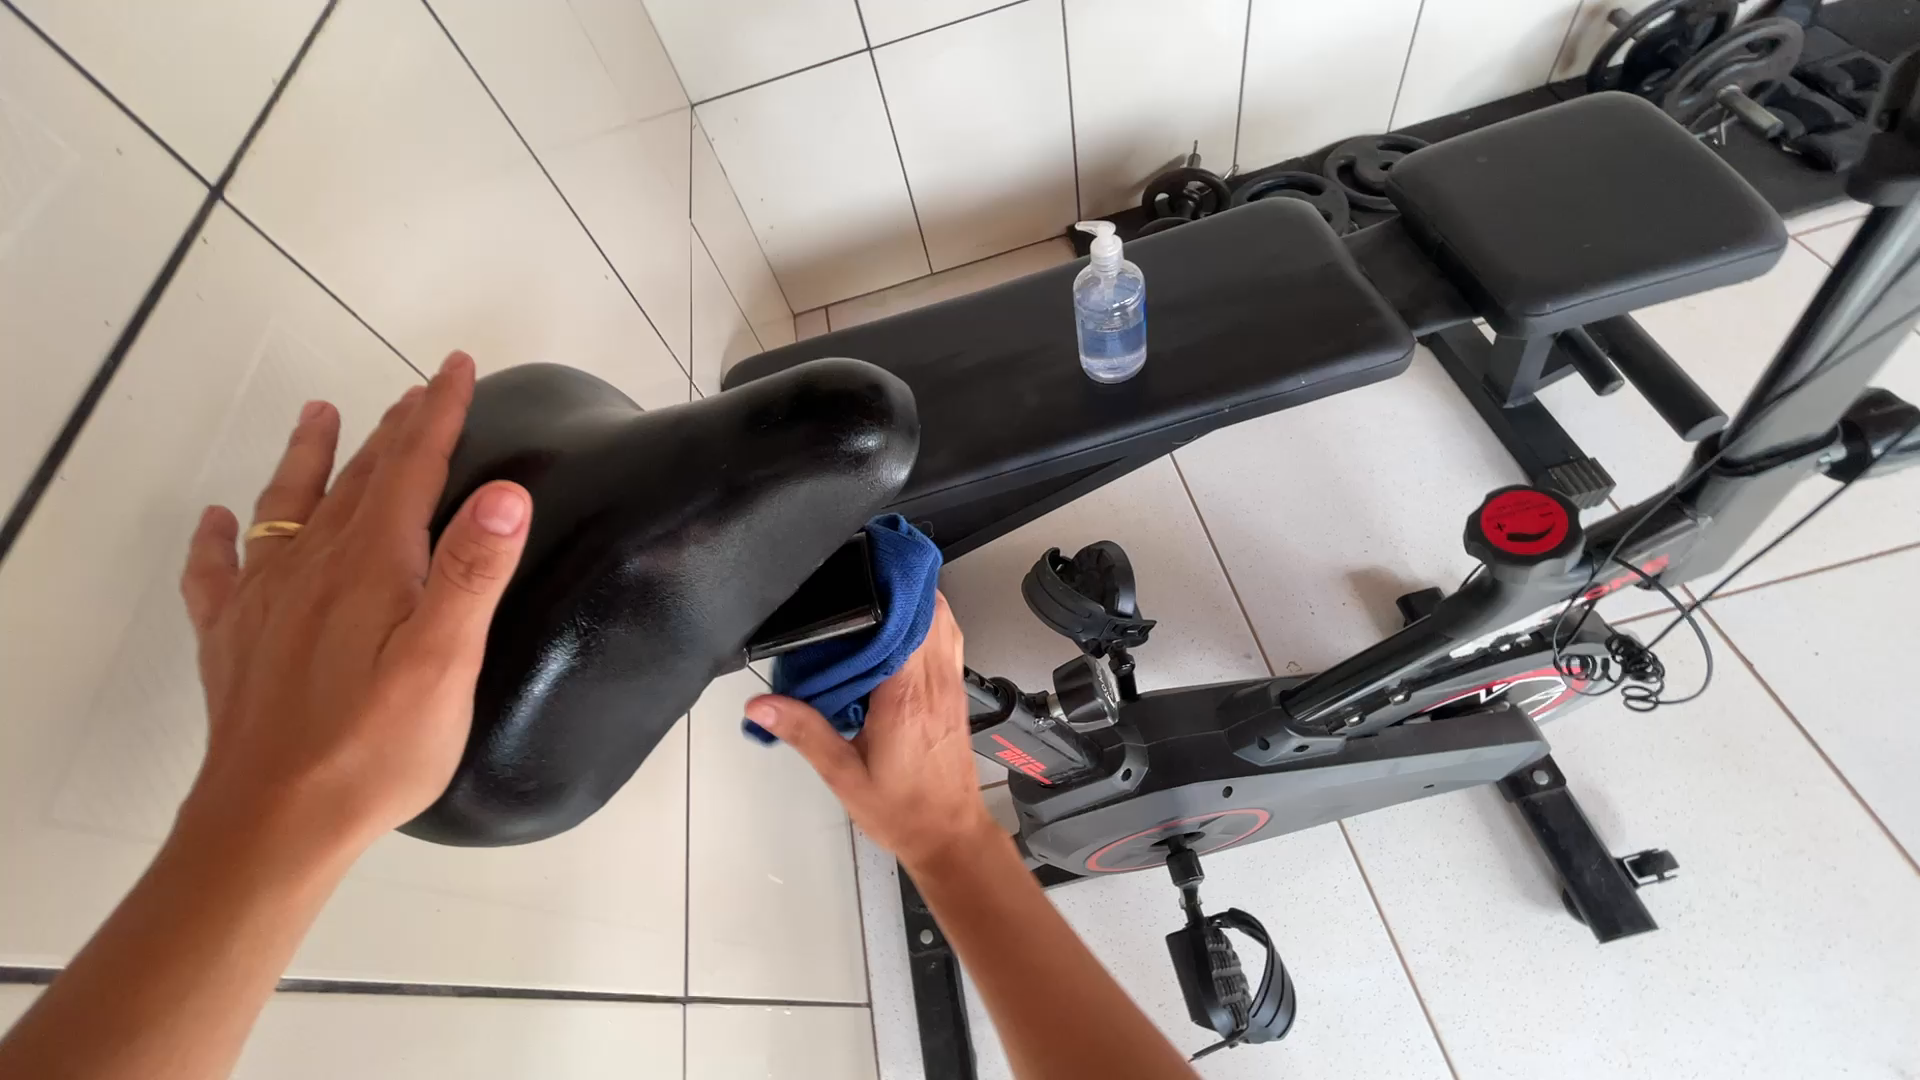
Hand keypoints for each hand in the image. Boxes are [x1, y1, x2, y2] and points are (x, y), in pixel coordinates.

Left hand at [177, 351, 529, 852]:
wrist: (274, 824)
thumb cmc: (379, 743)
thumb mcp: (447, 658)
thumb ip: (472, 571)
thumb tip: (504, 492)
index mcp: (371, 565)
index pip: (410, 468)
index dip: (437, 413)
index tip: (456, 367)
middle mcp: (312, 568)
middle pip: (358, 478)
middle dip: (394, 426)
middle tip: (419, 387)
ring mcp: (265, 602)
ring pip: (290, 507)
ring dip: (311, 457)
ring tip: (319, 414)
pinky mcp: (236, 640)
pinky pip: (220, 572)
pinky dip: (222, 537)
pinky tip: (221, 520)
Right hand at [745, 593, 999, 871]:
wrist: (949, 833)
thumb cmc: (902, 810)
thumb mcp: (843, 774)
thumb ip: (804, 733)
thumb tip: (762, 706)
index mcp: (905, 695)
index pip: (904, 623)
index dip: (887, 593)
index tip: (862, 574)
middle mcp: (935, 682)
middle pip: (929, 611)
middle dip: (902, 586)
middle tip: (869, 574)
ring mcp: (951, 685)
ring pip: (945, 621)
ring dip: (920, 601)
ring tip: (886, 593)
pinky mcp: (957, 693)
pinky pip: (951, 641)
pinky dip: (933, 623)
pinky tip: (908, 627)